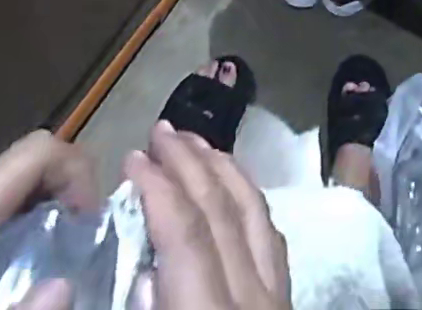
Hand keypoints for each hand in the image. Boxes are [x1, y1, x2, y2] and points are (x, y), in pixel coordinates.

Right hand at [126, 122, 289, 309]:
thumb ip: (144, 309)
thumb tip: (144, 272)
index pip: (186, 234)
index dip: (158, 189)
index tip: (132, 157)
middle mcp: (255, 299)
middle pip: (224, 212)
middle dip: (190, 164)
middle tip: (161, 131)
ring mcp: (279, 300)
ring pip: (256, 215)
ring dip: (223, 171)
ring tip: (195, 143)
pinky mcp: (289, 302)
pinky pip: (272, 237)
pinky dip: (249, 201)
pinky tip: (235, 188)